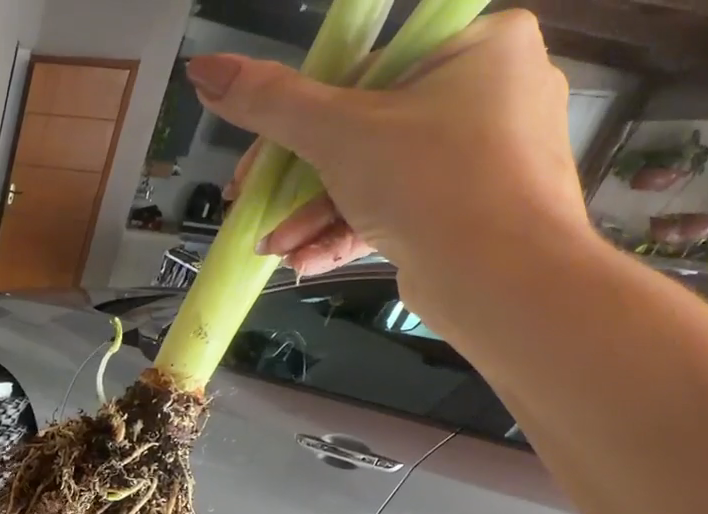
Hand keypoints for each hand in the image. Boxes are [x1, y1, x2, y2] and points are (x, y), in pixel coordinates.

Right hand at [189, 11, 590, 282]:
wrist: (504, 274)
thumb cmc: (431, 181)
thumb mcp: (336, 133)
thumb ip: (270, 101)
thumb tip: (204, 68)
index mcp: (476, 46)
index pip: (360, 74)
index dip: (294, 123)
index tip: (254, 170)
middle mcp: (490, 89)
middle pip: (360, 129)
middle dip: (296, 185)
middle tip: (252, 214)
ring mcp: (485, 152)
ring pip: (372, 176)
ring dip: (311, 217)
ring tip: (275, 251)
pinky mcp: (474, 204)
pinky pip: (396, 207)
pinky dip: (346, 231)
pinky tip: (305, 262)